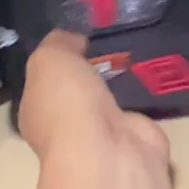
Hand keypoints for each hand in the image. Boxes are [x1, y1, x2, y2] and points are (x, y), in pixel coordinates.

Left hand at [19, 31, 169, 168]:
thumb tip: (73, 40)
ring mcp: (102, 140)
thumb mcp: (50, 58)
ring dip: (119, 87)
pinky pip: (137, 115)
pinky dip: (144, 101)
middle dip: (92, 75)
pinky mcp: (134, 143)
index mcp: (36, 114)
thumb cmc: (67, 103)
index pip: (43, 86)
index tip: (78, 41)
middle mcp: (65, 131)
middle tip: (110, 46)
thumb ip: (58, 43)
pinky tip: (153, 80)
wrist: (108, 148)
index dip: (58, 63)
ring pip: (109, 105)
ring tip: (134, 56)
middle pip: (78, 96)